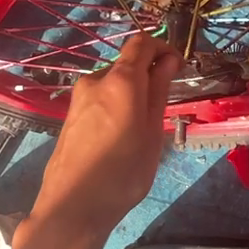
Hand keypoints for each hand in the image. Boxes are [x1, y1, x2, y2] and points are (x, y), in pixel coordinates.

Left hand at [33, 35, 181, 234]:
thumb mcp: (151, 131)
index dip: (163, 48)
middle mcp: (96, 80)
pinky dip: (115, 103)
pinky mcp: (70, 114)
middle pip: (126, 63)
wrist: (72, 205)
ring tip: (142, 125)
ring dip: (131, 91)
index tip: (178, 66)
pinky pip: (100, 97)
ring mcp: (79, 97)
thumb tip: (169, 60)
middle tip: (164, 101)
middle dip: (147, 73)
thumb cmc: (123, 172)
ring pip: (112, 82)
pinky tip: (120, 134)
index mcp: (120, 80)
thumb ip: (159, 91)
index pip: (142, 43)